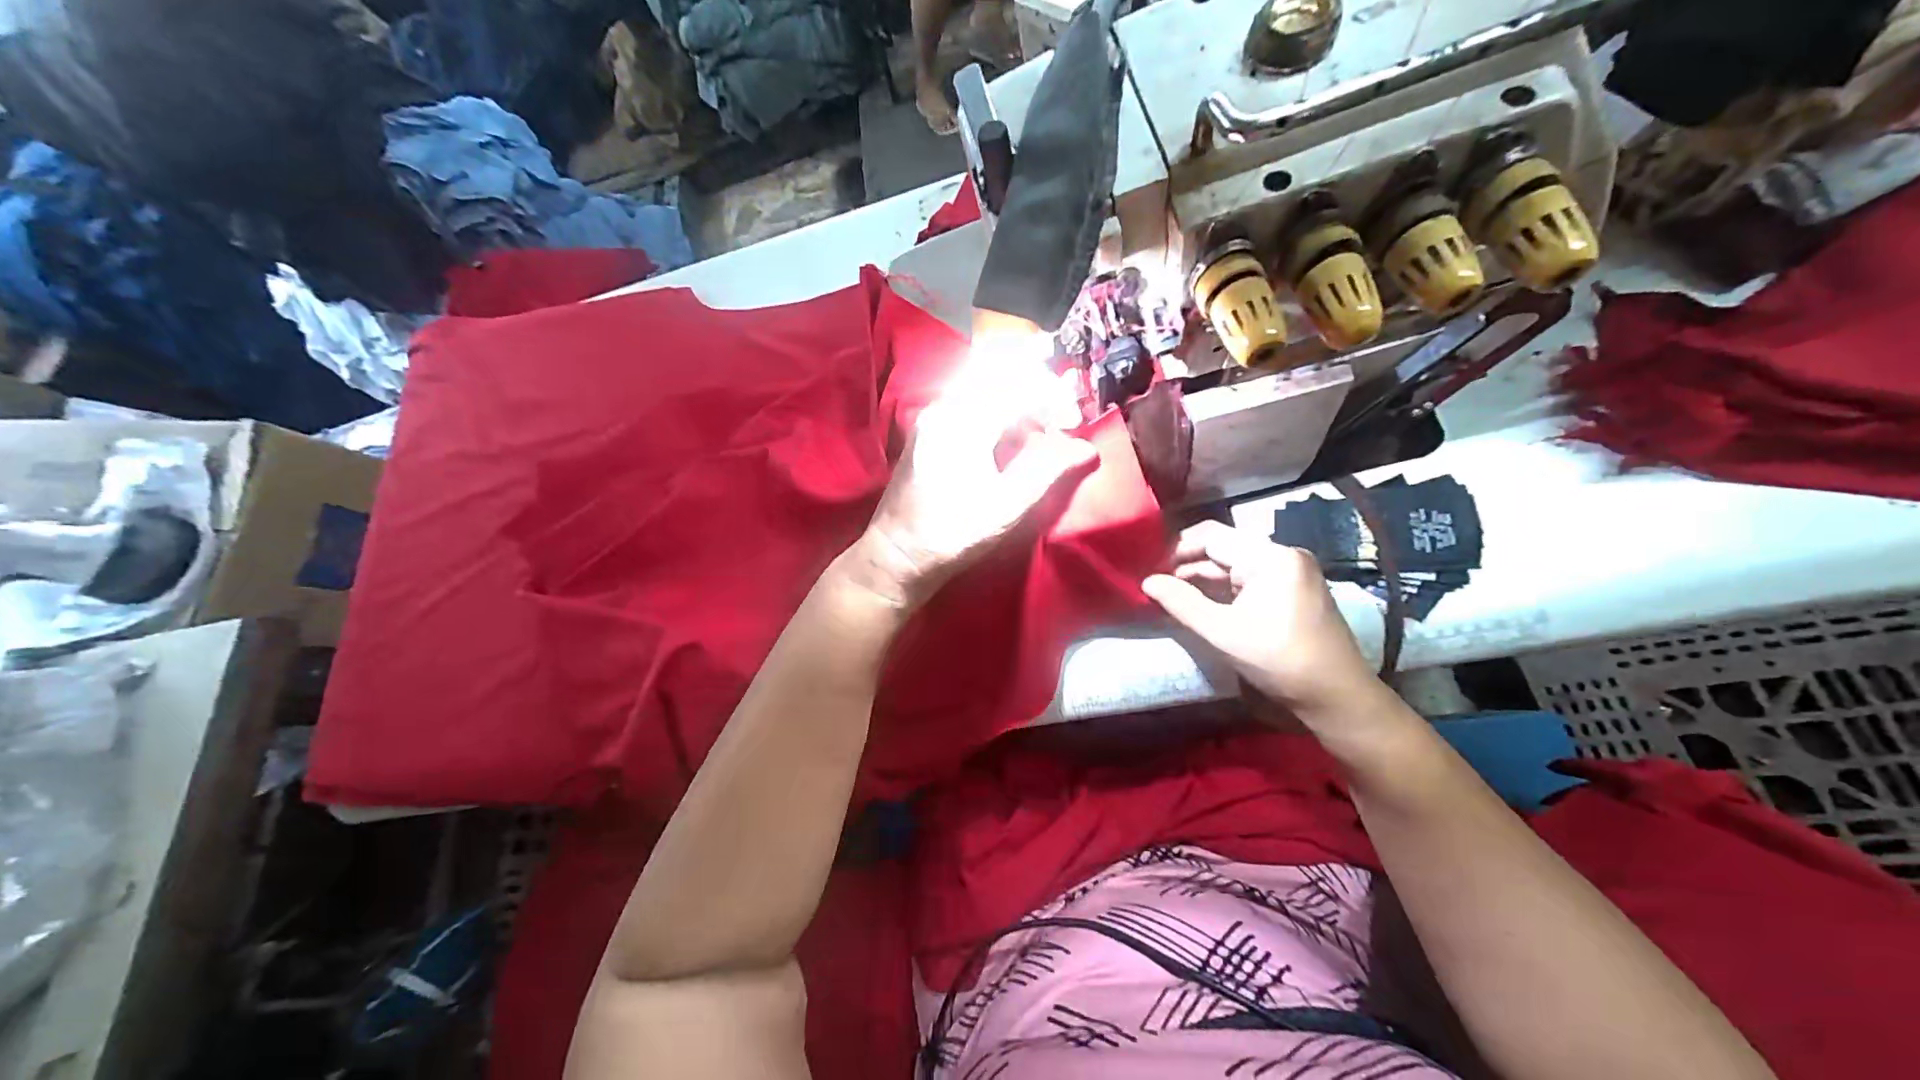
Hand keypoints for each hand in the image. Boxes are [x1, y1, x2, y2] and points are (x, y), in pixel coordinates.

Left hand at [845, 392, 1096, 608]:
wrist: (897, 555)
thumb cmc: (952, 534)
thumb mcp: (1007, 507)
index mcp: (964, 422)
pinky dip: (995, 407)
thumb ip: (1047, 471)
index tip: (1074, 422)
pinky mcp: (927, 431)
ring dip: (1016, 397)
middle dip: (1036, 389)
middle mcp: (944, 408)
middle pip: (999, 376)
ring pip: (982, 386)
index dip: (1055, 397)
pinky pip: (967, 400)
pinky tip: (1009, 434)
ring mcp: (931, 417)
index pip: (1019, 386)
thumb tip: (1084, 448)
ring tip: (1039, 426)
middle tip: (1060, 415)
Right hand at [1142, 521, 1382, 724]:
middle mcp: (1283, 555)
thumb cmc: (1279, 660)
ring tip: (1168, 595)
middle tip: (1153, 584)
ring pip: (1233, 565)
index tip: (1147, 567)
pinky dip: (1222, 590)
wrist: (1336, 696)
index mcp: (1271, 557)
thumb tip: (1146, 581)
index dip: (1176, 549)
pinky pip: (1247, 580)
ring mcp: (1290, 572)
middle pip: (1223, 548)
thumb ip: (1181, 603)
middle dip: (1186, 565)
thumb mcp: (1222, 632)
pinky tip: (1198, 603)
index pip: (1212, 536)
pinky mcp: (1290, 590)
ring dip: (1202, 579)